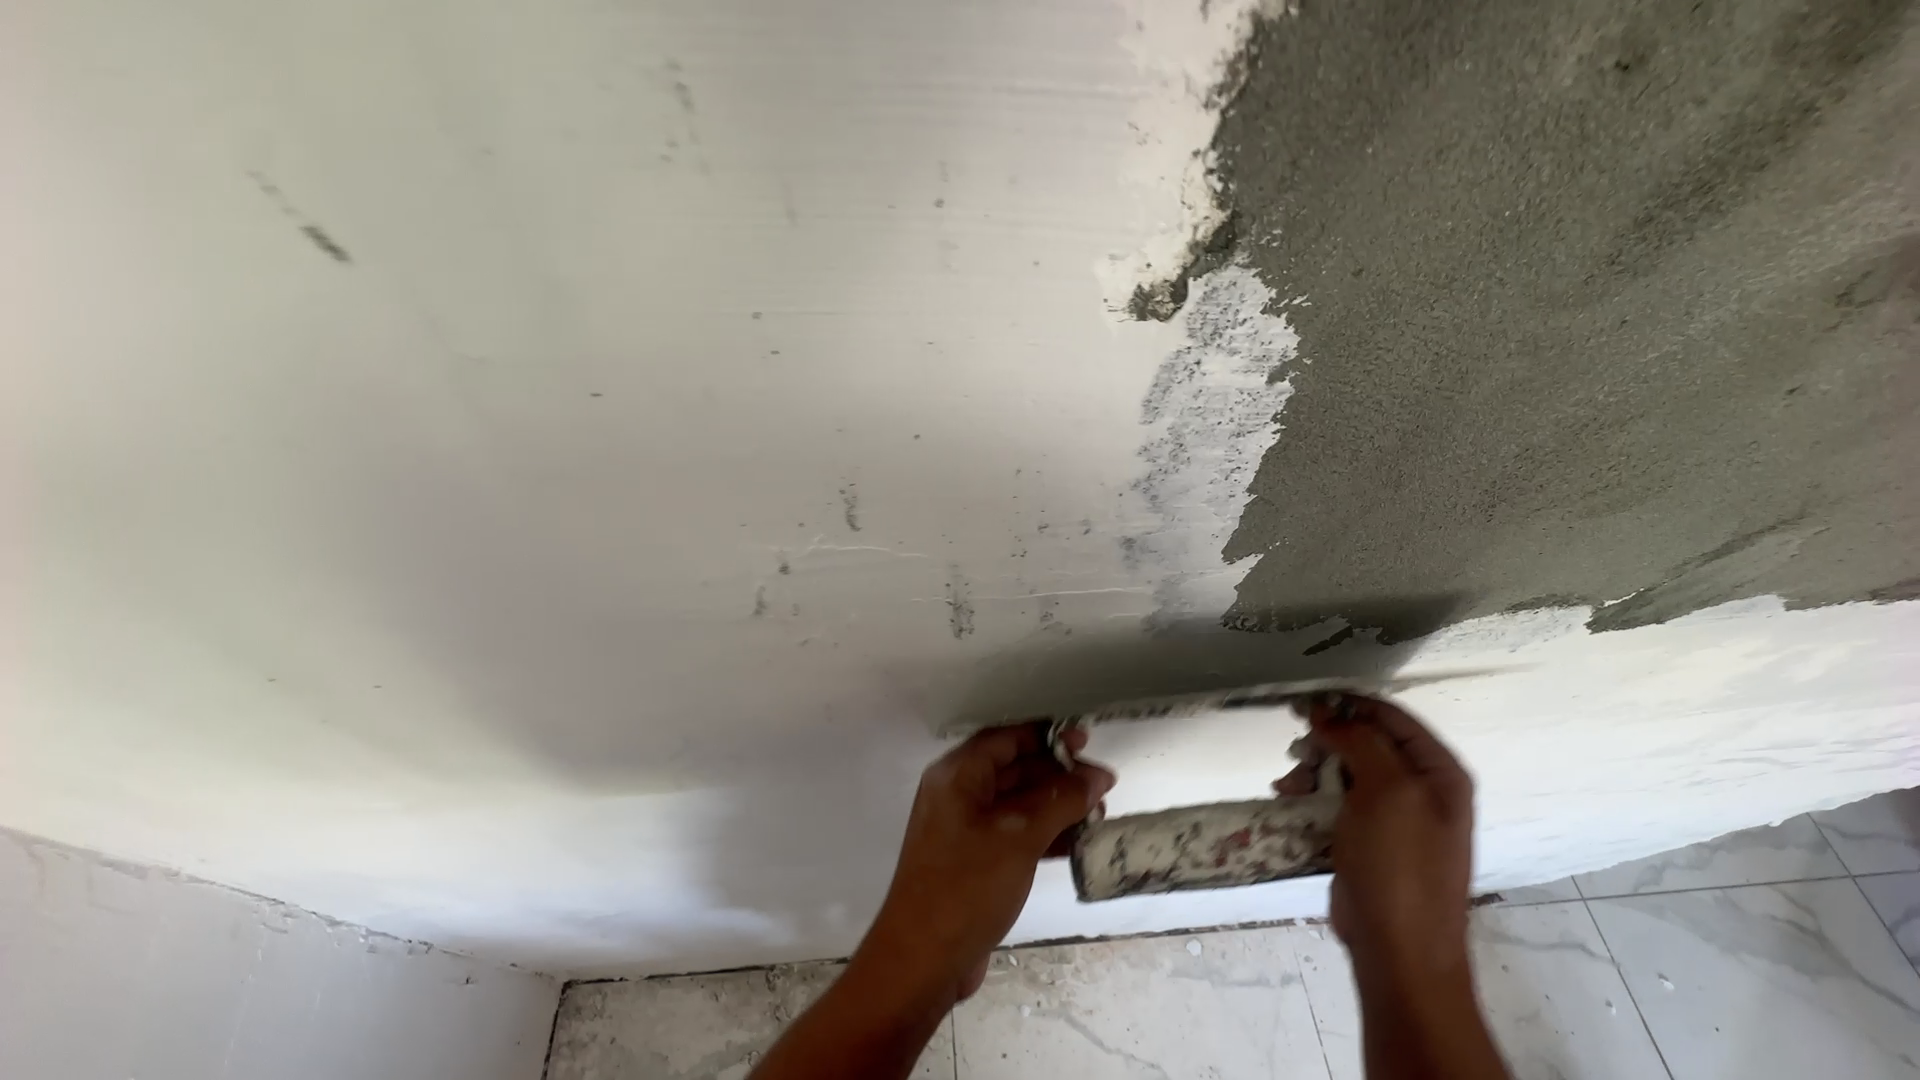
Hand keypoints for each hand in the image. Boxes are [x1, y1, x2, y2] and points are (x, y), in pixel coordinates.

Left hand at [855, 724, 1113, 1005]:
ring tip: (1099, 815)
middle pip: (1014, 769)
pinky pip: (1014, 833)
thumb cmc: (968, 886)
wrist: (923, 960)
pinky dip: (1044, 833)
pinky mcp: (973, 860)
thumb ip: (1060, 801)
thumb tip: (1096, 776)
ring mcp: (964, 829)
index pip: (1006, 738)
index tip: (1085, 741)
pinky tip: (1078, 843)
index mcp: (957, 775)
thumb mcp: (1019, 837)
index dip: (1046, 736)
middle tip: (1103, 785)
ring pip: (1018, 803)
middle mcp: (957, 794)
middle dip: (1058, 775)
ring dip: (1056, 806)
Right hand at [1306, 694, 1474, 983]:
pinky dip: (1311, 795)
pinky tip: (1289, 799)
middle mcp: (1420, 788)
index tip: (1303, 703)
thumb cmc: (1400, 865)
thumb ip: (1359, 741)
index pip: (1391, 717)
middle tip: (1296, 750)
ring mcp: (1394, 816)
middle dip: (1325, 741)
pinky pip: (1336, 801)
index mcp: (1439, 772)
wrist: (1398, 948)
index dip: (1348, 705)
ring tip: (1288, 784)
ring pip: (1344, 770)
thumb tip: (1326, 712)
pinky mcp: (1366, 838)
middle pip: (1365, 742)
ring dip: (1313, 769)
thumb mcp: (1387, 791)